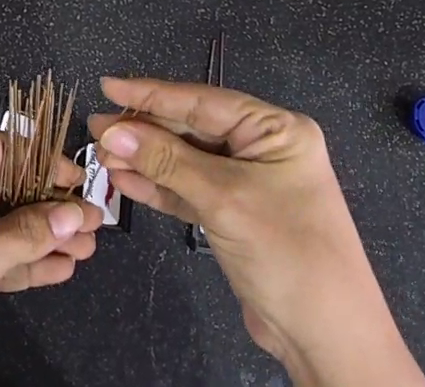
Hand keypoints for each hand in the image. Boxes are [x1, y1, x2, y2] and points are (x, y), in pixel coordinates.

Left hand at [0, 130, 103, 386]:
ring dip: (42, 236)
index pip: (2, 148)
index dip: (45, 162)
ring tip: (88, 250)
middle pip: (6, 186)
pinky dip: (20, 260)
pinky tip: (58, 268)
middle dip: (50, 206)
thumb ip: (28, 234)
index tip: (83, 184)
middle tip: (96, 224)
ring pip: (1, 222)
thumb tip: (76, 215)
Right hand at [86, 77, 424, 386]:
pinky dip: (158, 186)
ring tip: (102, 156)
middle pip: (191, 128)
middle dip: (144, 131)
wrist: (328, 338)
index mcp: (276, 130)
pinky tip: (124, 181)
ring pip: (185, 160)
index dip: (151, 93)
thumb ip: (166, 161)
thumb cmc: (287, 253)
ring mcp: (248, 182)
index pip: (202, 101)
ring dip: (145, 159)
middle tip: (96, 129)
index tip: (107, 86)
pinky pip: (188, 189)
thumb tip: (110, 130)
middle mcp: (262, 148)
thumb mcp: (224, 199)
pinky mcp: (234, 214)